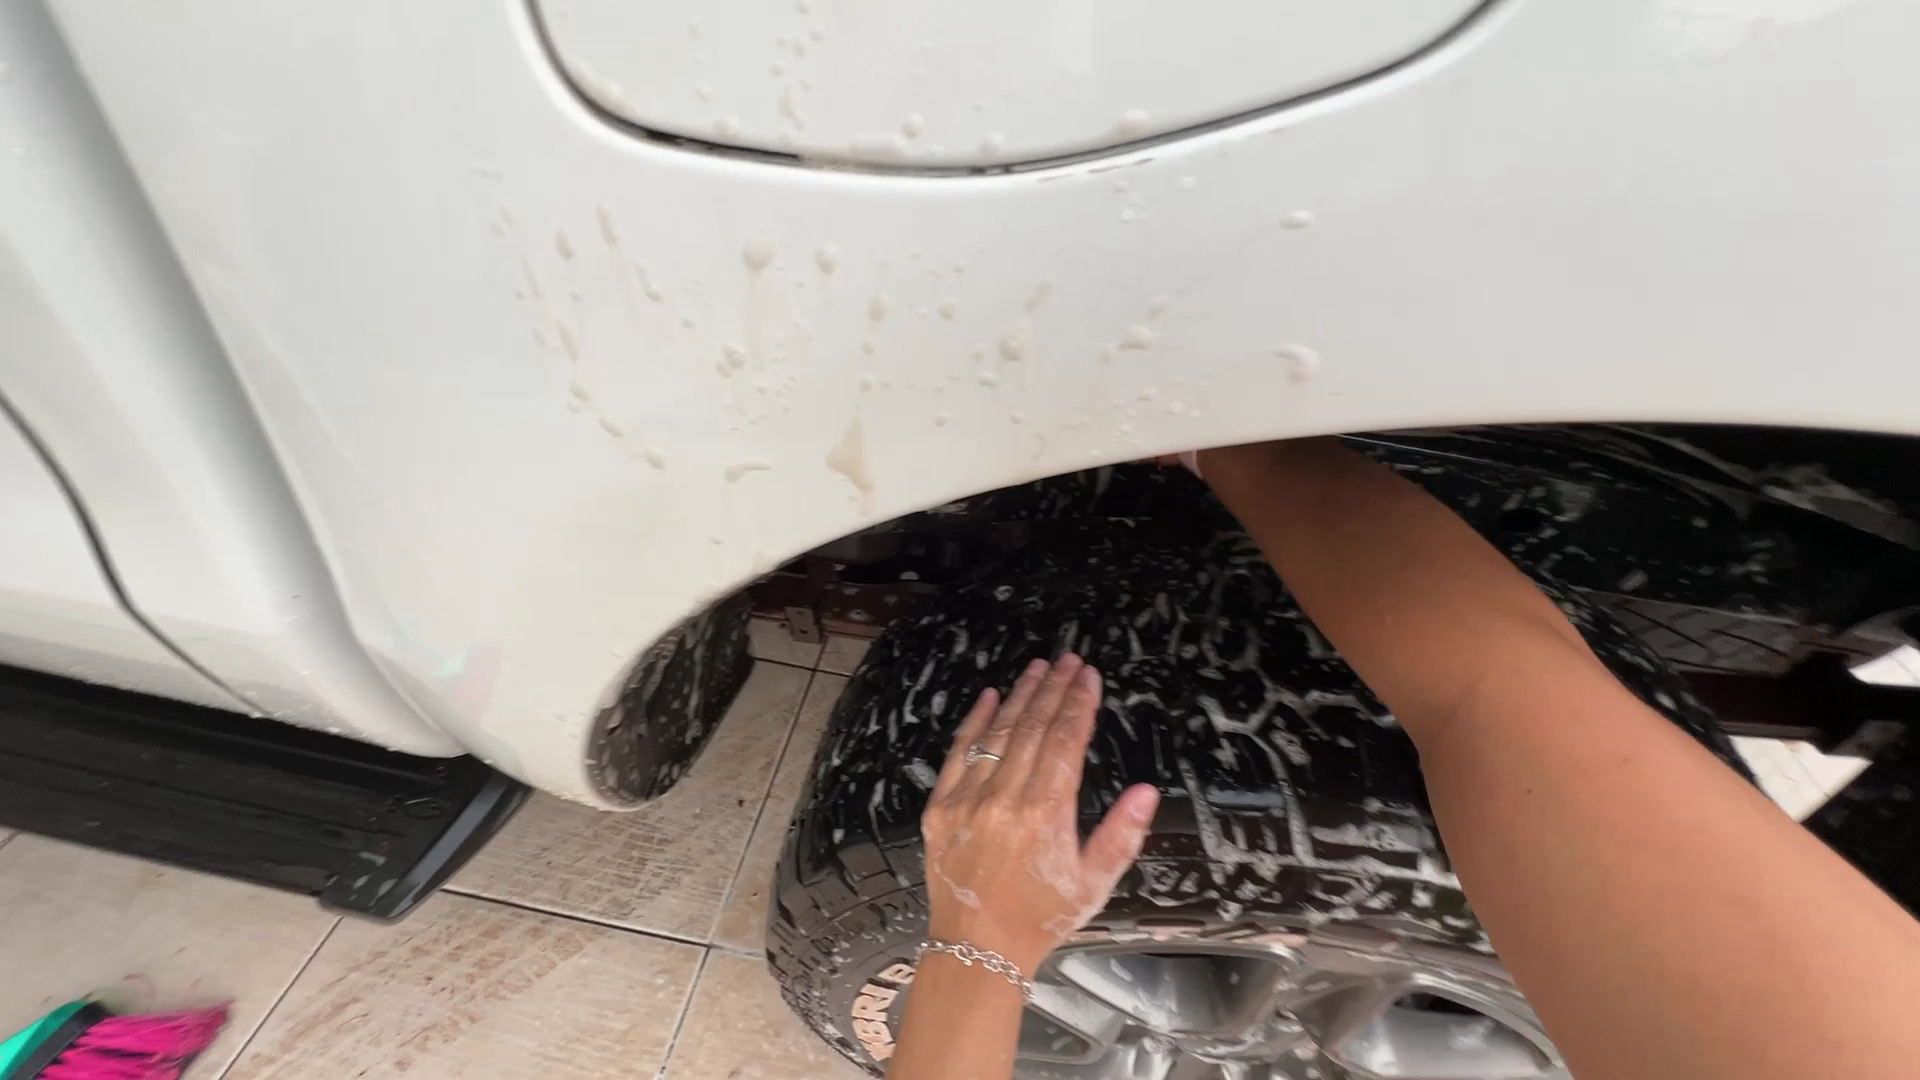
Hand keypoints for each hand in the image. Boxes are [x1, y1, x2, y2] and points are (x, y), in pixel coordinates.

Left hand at [920, 653, 1161, 973]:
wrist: (977, 946)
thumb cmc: (1042, 916)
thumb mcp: (1094, 883)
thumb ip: (1122, 834)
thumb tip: (1147, 790)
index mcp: (1045, 814)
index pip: (1065, 742)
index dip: (1079, 705)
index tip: (1088, 676)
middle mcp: (1005, 798)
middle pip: (1033, 728)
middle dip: (1054, 690)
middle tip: (1068, 659)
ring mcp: (968, 799)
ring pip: (998, 734)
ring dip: (1019, 696)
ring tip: (1038, 667)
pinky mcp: (940, 806)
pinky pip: (958, 754)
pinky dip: (974, 722)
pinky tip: (988, 695)